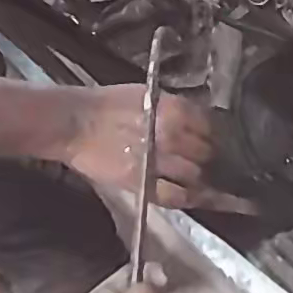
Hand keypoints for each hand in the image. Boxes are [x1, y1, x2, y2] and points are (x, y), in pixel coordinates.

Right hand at [64, 85, 254, 211]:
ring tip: (201, 179)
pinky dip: (187, 197)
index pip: (209, 126)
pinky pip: (175, 195)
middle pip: (205, 151)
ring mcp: (158, 160)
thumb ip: (177, 108)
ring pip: (194, 174)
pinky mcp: (142, 182)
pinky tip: (193, 196)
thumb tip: (199, 120)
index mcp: (175, 110)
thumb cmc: (110, 104)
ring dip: (200, 177)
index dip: (214, 135)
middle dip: (209, 156)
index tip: (215, 140)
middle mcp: (172, 134)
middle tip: (209, 161)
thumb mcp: (150, 95)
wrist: (77, 122)